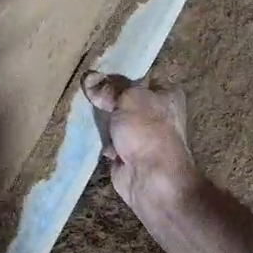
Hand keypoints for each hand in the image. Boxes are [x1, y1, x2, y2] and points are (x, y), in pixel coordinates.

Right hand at [81, 71, 201, 216]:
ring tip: (85, 110)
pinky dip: (102, 139)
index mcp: (167, 94)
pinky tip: (92, 134)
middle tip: (88, 93)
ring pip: (116, 119)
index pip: (140, 78)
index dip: (120, 76)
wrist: (151, 179)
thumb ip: (108, 89)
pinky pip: (110, 139)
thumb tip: (89, 77)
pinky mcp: (128, 153)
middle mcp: (157, 112)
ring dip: (103, 120)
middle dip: (108, 99)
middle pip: (126, 99)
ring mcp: (142, 134)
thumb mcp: (127, 99)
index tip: (97, 74)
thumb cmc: (147, 130)